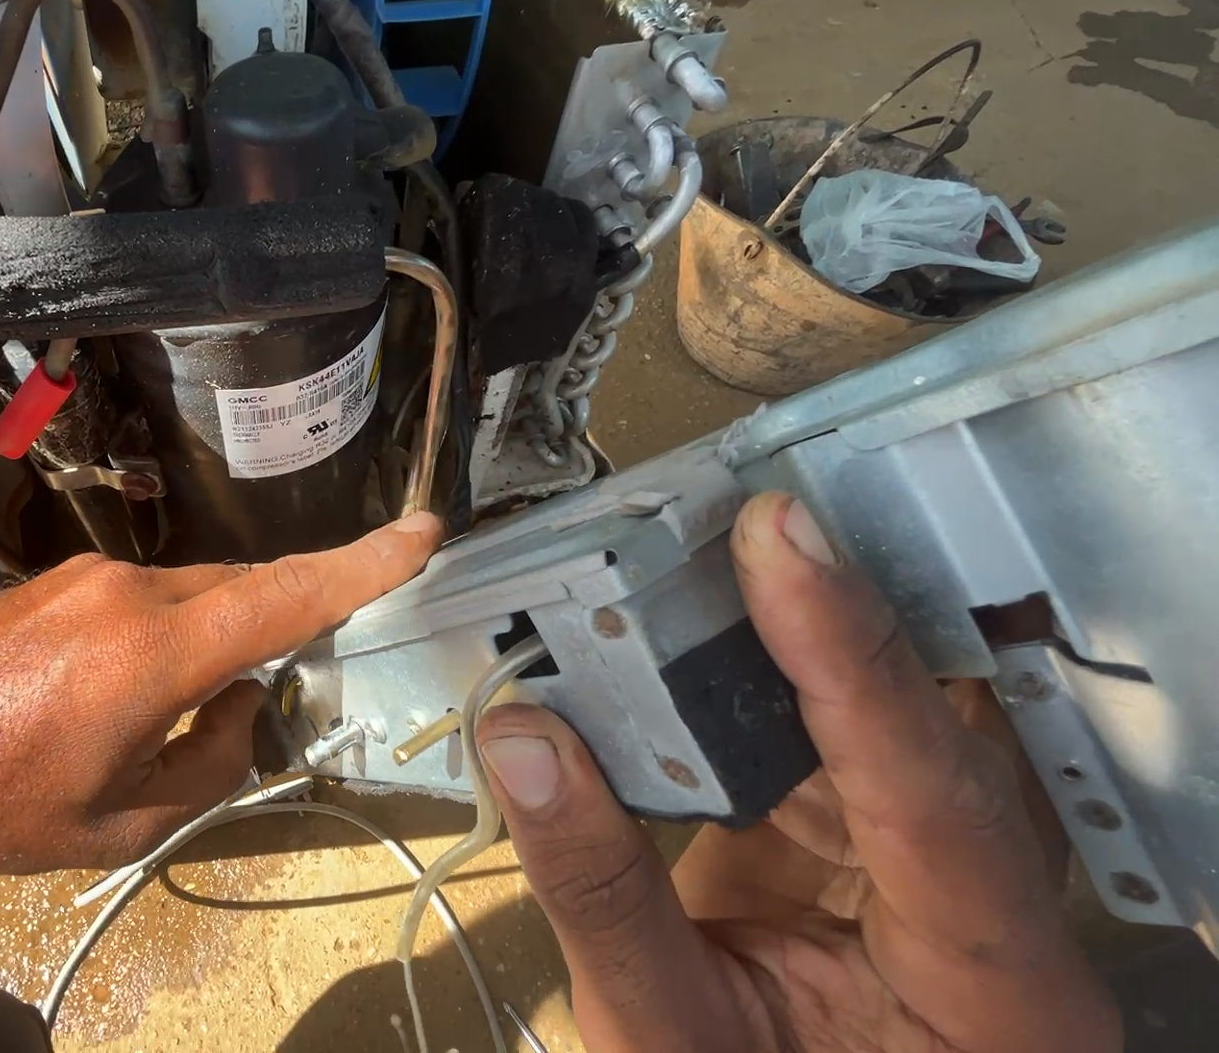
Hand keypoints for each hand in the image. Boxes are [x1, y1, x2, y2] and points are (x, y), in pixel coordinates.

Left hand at [0, 513, 442, 874]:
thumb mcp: (118, 821)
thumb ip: (208, 759)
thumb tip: (242, 701)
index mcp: (149, 655)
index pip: (281, 596)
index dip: (362, 564)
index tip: (423, 532)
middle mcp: (127, 591)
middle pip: (245, 589)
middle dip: (283, 624)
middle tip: (281, 683)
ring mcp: (87, 575)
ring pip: (198, 592)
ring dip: (220, 637)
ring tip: (182, 710)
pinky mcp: (60, 578)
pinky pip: (150, 594)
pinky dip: (175, 631)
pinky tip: (132, 688)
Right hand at [476, 493, 1118, 1052]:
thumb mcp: (663, 1032)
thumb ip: (598, 892)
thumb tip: (522, 741)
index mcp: (992, 986)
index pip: (937, 795)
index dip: (848, 655)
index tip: (777, 539)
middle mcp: (981, 897)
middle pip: (929, 718)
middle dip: (826, 607)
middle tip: (727, 514)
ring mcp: (915, 851)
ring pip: (863, 702)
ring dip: (771, 623)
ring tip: (683, 551)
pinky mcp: (850, 824)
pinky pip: (801, 719)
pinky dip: (732, 667)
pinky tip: (671, 626)